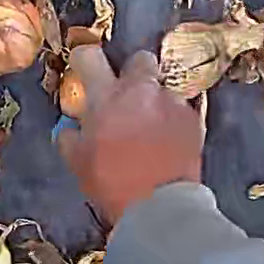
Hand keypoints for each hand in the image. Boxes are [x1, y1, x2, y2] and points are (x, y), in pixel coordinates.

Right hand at [57, 46, 204, 225]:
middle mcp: (141, 91)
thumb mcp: (77, 162)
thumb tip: (69, 127)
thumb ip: (70, 137)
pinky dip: (171, 121)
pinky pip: (179, 110)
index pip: (90, 57)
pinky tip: (166, 143)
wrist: (158, 206)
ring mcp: (171, 103)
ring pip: (161, 89)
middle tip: (126, 96)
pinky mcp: (193, 120)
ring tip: (149, 129)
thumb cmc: (111, 183)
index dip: (84, 59)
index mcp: (106, 97)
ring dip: (153, 103)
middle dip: (132, 72)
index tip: (83, 67)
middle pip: (139, 59)